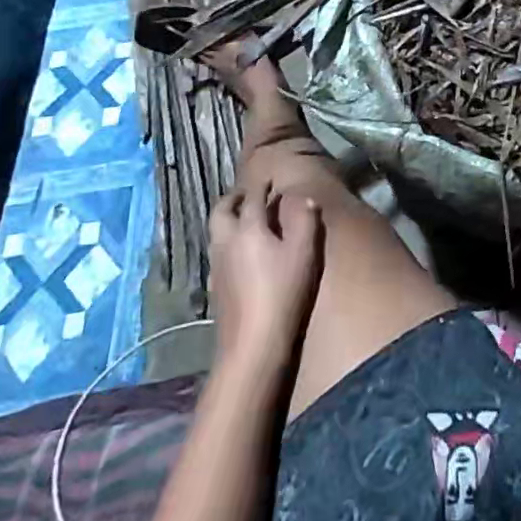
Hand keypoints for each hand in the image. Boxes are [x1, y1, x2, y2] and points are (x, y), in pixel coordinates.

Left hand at [209, 188, 322, 370]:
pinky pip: (217, 251)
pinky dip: (227, 241)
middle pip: (222, 210)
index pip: (254, 197)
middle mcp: (226, 240)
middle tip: (248, 195)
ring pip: (216, 231)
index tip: (270, 177)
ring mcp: (217, 264)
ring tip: (243, 219)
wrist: (252, 343)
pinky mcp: (215, 284)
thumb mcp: (303, 254)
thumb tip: (305, 198)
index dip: (263, 185)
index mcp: (248, 228)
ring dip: (227, 219)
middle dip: (234, 198)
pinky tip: (239, 253)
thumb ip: (305, 221)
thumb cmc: (283, 293)